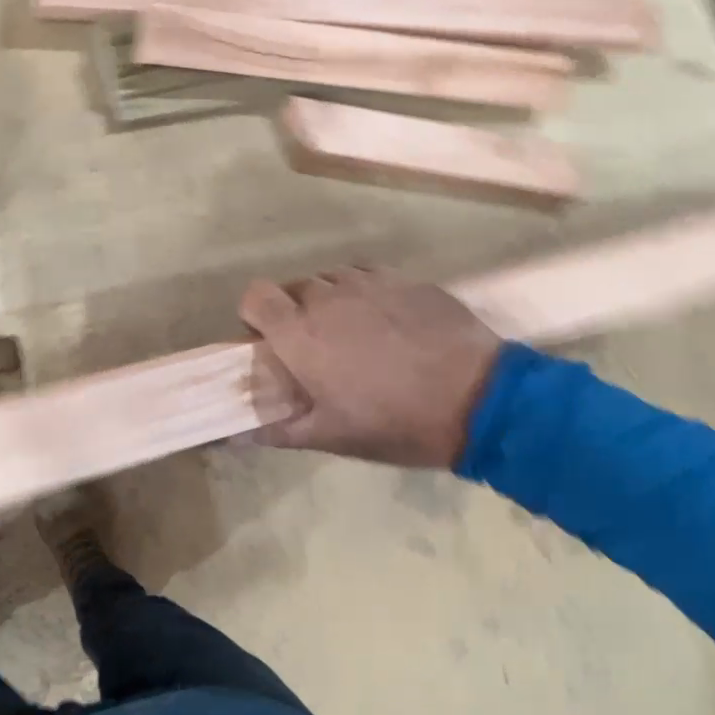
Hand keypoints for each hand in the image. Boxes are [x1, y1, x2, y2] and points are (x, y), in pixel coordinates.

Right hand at [239, 266, 502, 467]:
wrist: (481, 400)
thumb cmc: (395, 422)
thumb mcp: (332, 436)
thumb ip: (277, 429)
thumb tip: (233, 435)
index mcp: (299, 332)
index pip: (254, 296)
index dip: (256, 316)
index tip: (272, 342)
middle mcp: (327, 297)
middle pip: (292, 288)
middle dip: (296, 313)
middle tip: (319, 349)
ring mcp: (369, 283)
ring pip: (332, 280)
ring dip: (332, 302)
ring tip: (357, 336)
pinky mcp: (406, 279)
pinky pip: (369, 277)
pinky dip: (367, 295)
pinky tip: (390, 325)